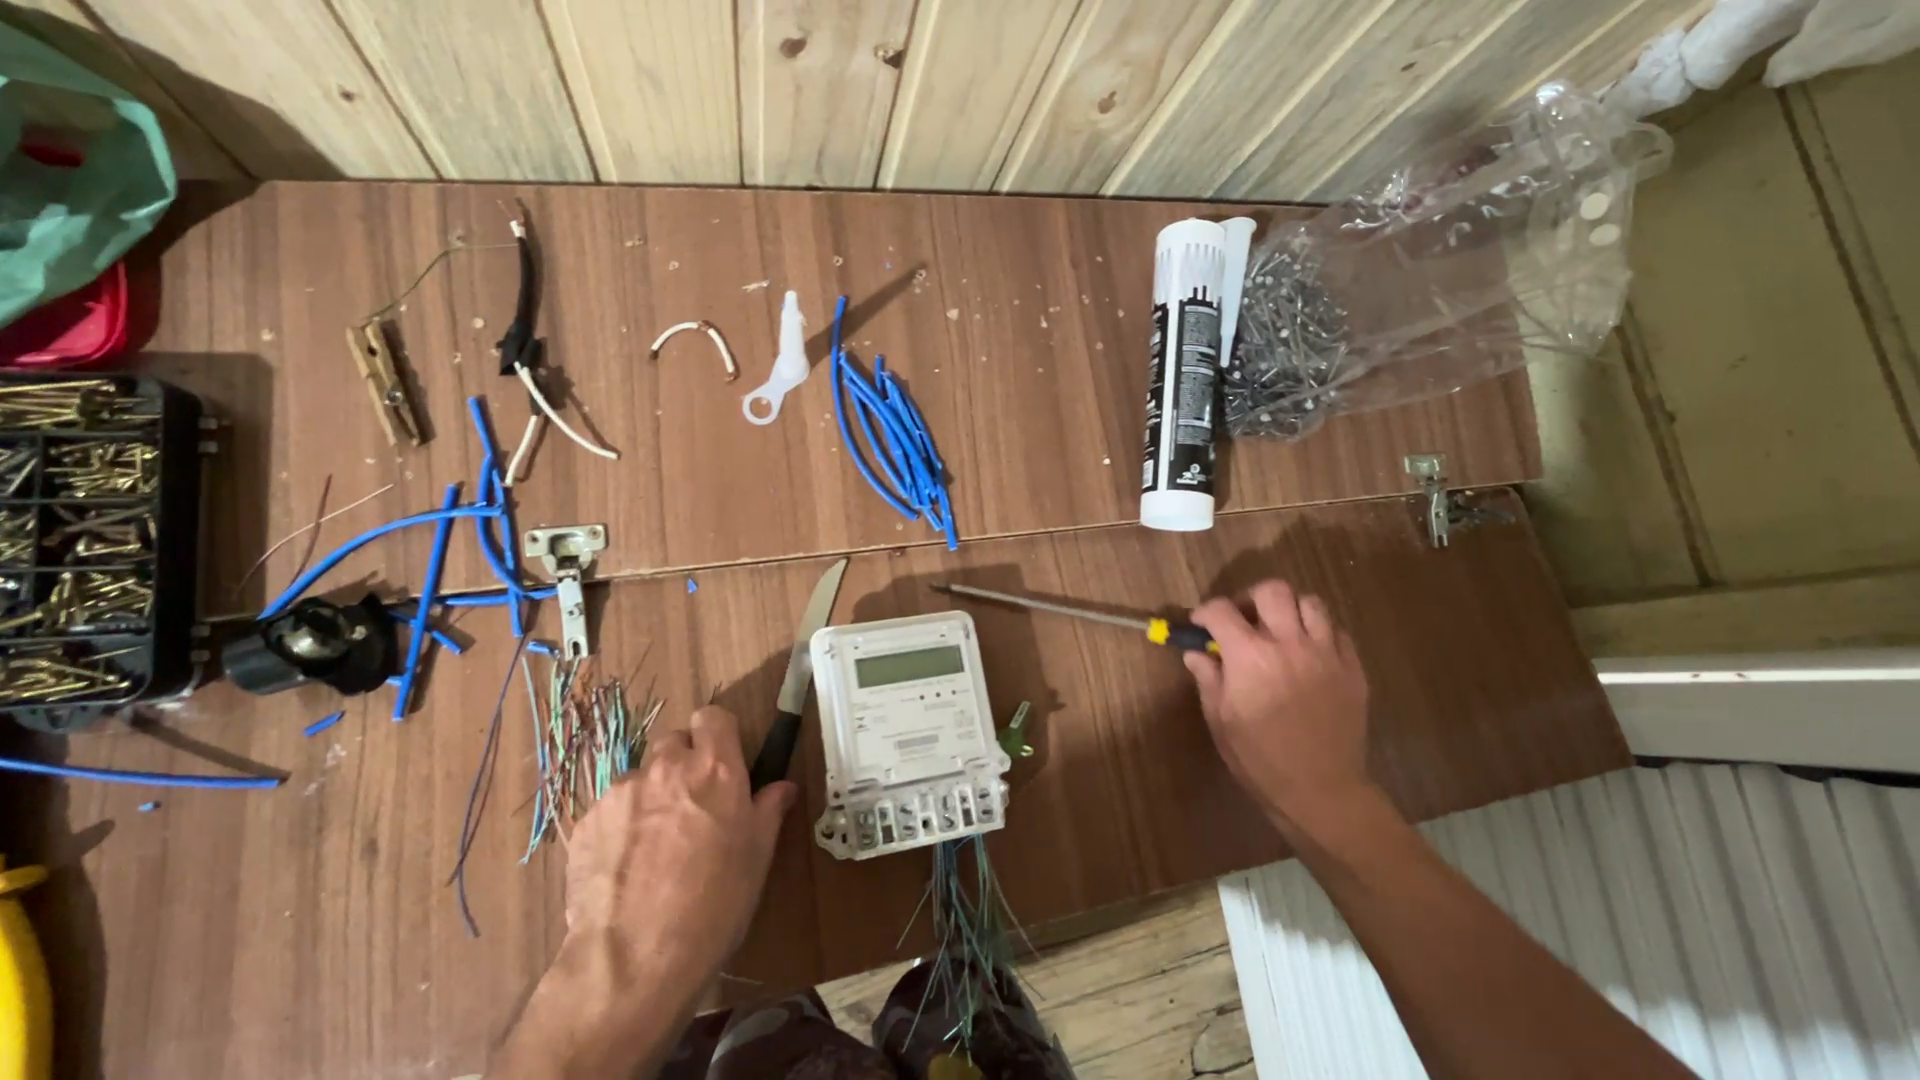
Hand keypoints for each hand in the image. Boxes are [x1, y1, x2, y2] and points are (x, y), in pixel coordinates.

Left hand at [563, 704, 796, 981]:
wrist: (634, 958)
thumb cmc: (714, 905)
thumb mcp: (757, 859)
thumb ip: (768, 811)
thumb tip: (782, 788)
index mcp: (715, 769)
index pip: (713, 717)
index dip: (718, 736)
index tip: (724, 762)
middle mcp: (666, 768)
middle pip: (674, 741)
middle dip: (684, 764)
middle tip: (694, 807)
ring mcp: (620, 793)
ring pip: (641, 778)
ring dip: (652, 797)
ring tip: (657, 848)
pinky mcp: (587, 822)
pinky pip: (611, 810)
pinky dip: (622, 826)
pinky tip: (629, 868)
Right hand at [1184, 580, 1371, 823]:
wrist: (1320, 789)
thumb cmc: (1259, 759)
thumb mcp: (1221, 720)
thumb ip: (1209, 679)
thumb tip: (1197, 654)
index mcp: (1250, 656)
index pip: (1222, 611)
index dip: (1206, 612)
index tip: (1202, 624)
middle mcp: (1290, 643)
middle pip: (1272, 591)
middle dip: (1251, 598)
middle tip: (1244, 619)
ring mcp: (1326, 653)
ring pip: (1310, 603)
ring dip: (1290, 610)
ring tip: (1281, 631)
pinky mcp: (1352, 668)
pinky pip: (1337, 632)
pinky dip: (1319, 633)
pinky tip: (1309, 654)